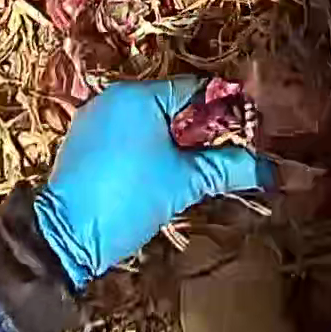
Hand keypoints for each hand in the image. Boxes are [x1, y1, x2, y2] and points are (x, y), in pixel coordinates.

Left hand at [33, 78, 268, 287]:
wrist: (59, 242)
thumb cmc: (126, 199)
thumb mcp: (183, 182)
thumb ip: (228, 167)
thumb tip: (271, 170)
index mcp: (140, 95)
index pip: (196, 89)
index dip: (221, 108)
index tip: (239, 129)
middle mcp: (116, 96)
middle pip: (173, 101)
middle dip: (197, 125)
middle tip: (218, 149)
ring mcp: (96, 116)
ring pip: (150, 115)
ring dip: (172, 134)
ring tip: (191, 161)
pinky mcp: (83, 139)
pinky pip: (127, 129)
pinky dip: (147, 141)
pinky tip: (158, 167)